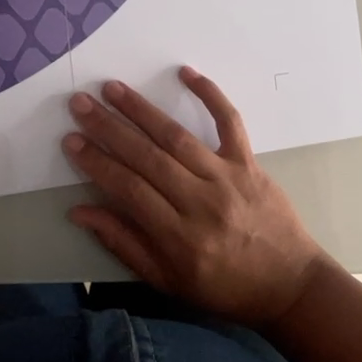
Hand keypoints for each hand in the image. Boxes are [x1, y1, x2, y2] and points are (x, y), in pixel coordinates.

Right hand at [64, 68, 330, 328]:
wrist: (290, 287)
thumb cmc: (223, 288)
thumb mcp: (167, 282)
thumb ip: (123, 243)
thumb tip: (79, 211)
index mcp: (178, 238)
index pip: (128, 190)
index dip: (97, 163)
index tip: (71, 140)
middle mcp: (201, 203)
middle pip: (147, 157)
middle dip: (109, 128)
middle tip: (80, 103)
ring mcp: (227, 178)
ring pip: (177, 137)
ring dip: (141, 109)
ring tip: (112, 88)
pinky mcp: (249, 164)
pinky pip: (229, 122)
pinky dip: (210, 95)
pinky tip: (186, 73)